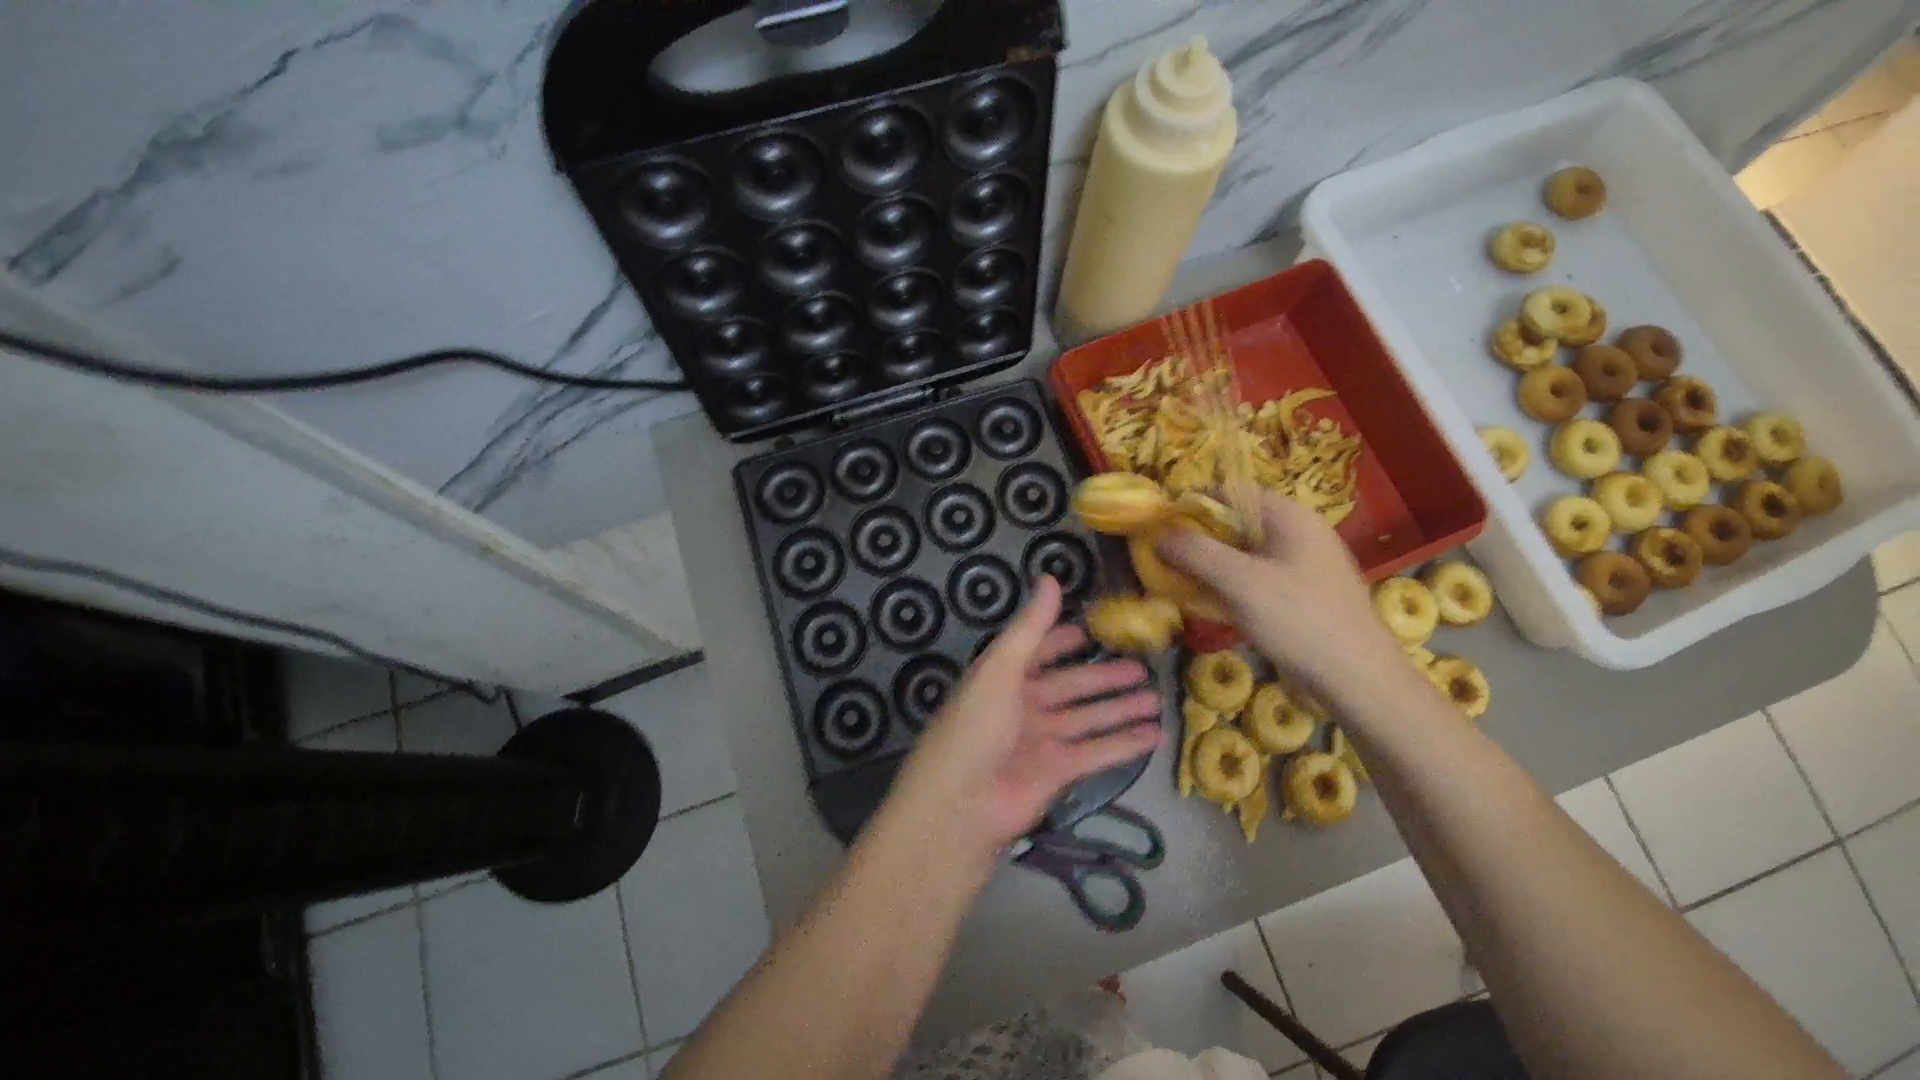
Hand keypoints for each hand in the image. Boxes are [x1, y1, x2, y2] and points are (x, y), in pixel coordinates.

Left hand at [890, 577, 1162, 857]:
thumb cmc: (974, 728)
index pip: (1037, 652)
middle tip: (1144, 666)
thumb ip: (1029, 627)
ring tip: (1158, 699)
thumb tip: (1050, 578)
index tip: (1096, 629)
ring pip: (1088, 719)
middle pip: (1071, 687)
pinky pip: (1097, 752)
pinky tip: (1154, 734)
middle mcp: (1023, 707)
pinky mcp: (1058, 773)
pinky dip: (1124, 743)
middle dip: (1104, 677)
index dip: (1062, 640)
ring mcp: (1041, 741)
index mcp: (1002, 678)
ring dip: (1120, 709)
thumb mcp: (999, 669)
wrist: (960, 805)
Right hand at [1158, 492, 1404, 697]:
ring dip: (1211, 567)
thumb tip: (1158, 533)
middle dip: (1198, 540)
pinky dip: (1231, 588)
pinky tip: (1211, 608)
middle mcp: (1298, 533)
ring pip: (1244, 555)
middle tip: (1163, 562)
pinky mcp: (1301, 595)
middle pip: (1236, 523)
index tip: (1160, 529)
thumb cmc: (1300, 620)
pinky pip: (1256, 580)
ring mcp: (1302, 565)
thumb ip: (1197, 553)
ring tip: (1180, 586)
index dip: (1193, 505)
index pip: (1232, 492)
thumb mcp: (1241, 583)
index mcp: (1290, 516)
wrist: (1358, 679)